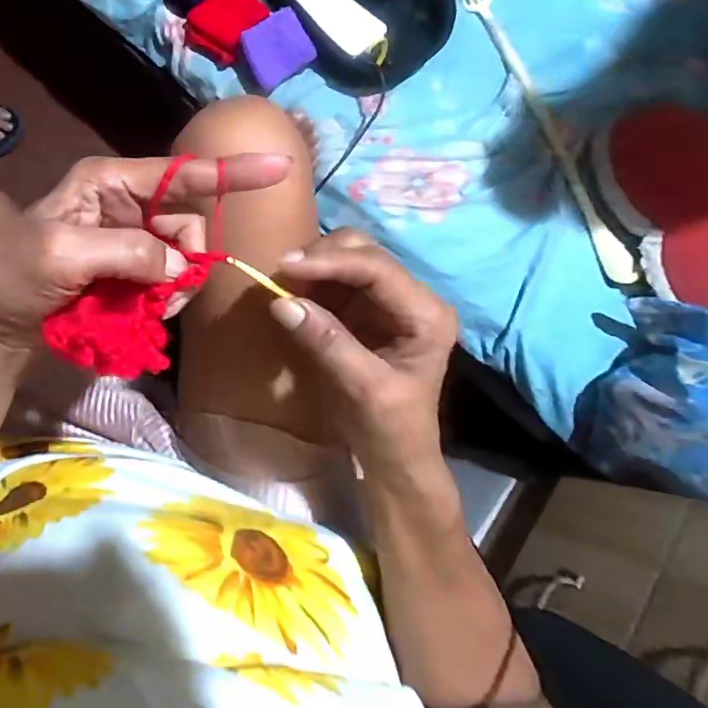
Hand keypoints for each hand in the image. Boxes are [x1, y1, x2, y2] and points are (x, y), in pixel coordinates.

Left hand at [0, 153, 291, 363]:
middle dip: (187, 254)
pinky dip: (165, 297)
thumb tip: (178, 263)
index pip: (178, 173)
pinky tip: (144, 311)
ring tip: (146, 308)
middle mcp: (123, 202)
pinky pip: (168, 278)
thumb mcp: (63, 253)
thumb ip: (127, 250)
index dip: (228, 172)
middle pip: (187, 219)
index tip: (278, 166)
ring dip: (175, 283)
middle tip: (165, 293)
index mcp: (106, 182)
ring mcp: (127, 237)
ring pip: (182, 253)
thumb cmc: (13, 276)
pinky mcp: (127, 268)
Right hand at [267, 229, 458, 481]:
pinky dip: (310, 278)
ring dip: (313, 264)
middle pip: (363, 250)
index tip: (285, 266)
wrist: (394, 457)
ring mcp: (386, 300)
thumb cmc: (390, 428)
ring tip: (283, 281)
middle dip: (321, 256)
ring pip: (346, 256)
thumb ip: (326, 342)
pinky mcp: (362, 308)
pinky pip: (332, 277)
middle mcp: (411, 297)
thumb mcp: (362, 388)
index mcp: (426, 314)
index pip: (376, 268)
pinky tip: (291, 289)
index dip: (330, 261)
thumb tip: (281, 302)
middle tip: (281, 274)